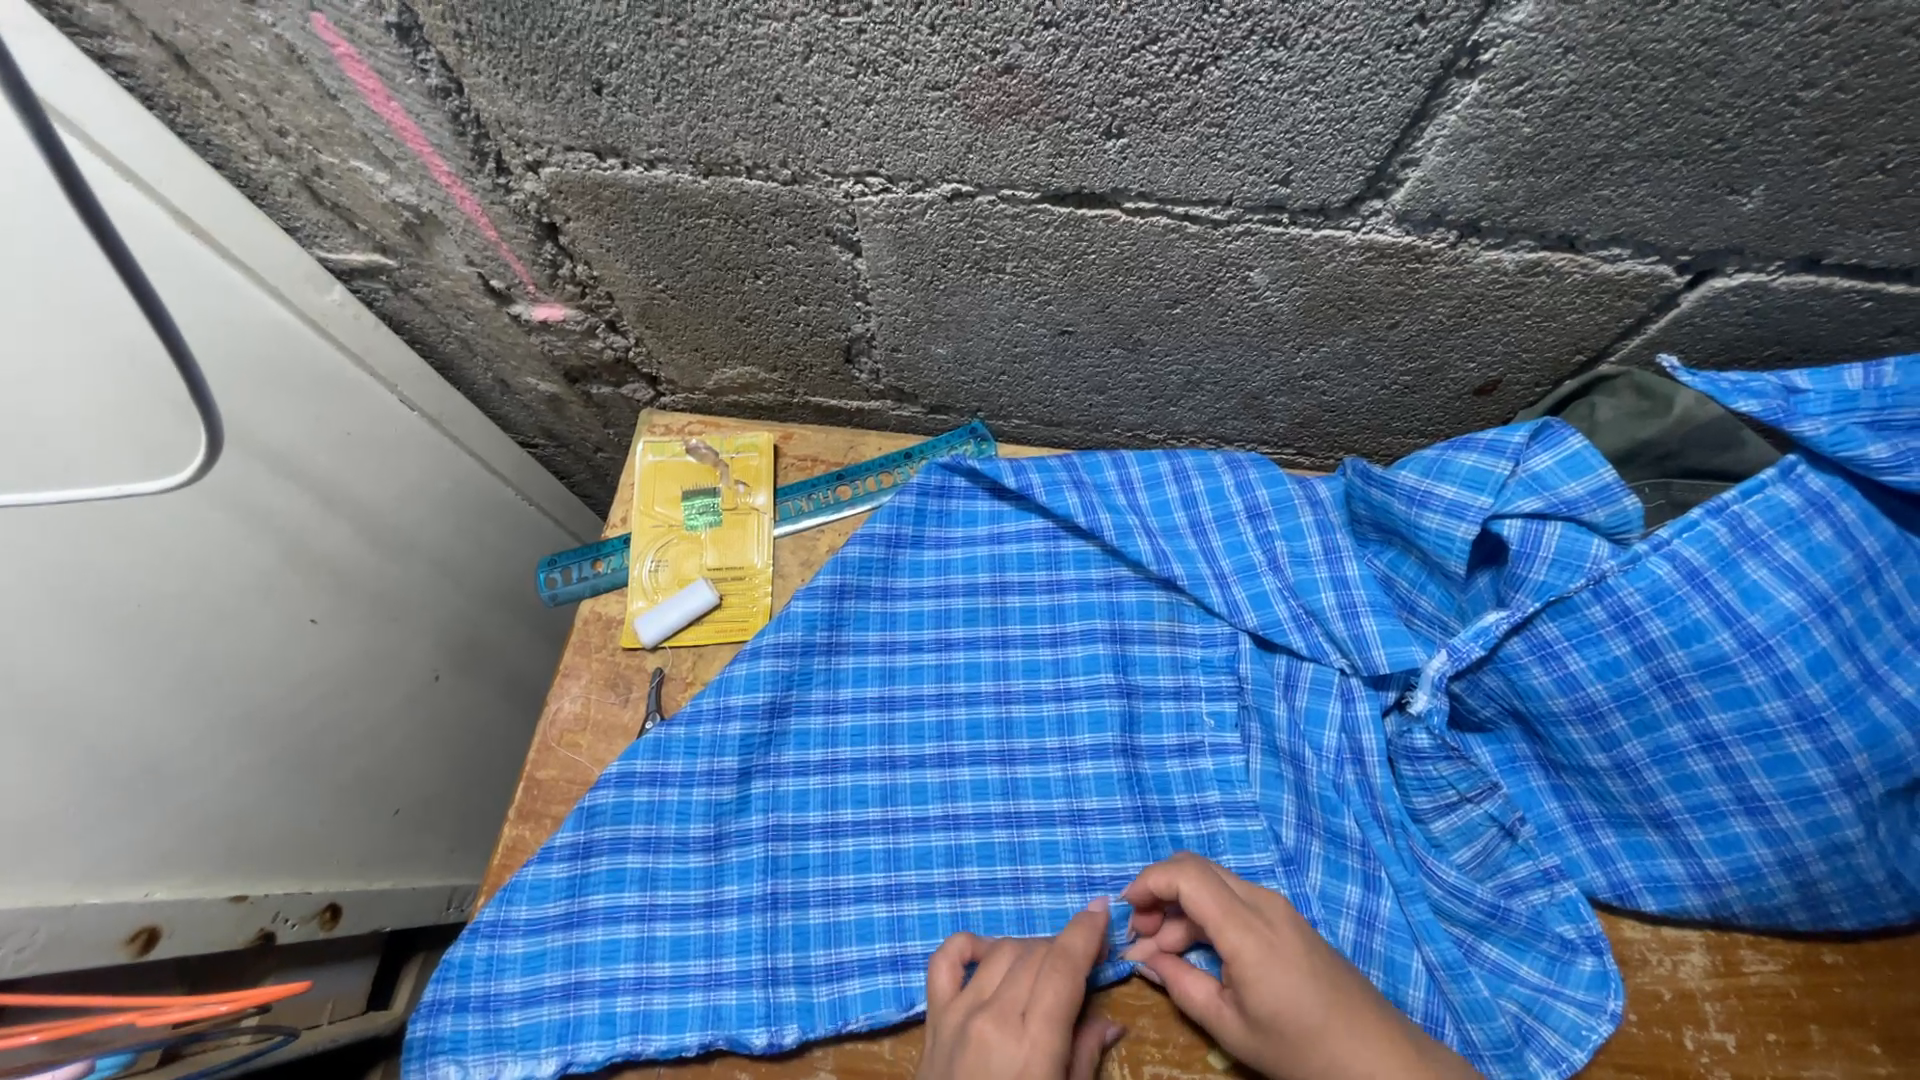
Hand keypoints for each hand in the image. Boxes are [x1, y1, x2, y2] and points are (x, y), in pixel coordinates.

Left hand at [916, 897, 1125, 1079]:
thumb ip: (1084, 1057)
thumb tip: (1108, 1020)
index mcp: (1032, 1044)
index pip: (1062, 965)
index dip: (1085, 931)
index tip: (1104, 909)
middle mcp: (993, 1017)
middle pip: (1036, 953)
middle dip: (1065, 946)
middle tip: (1084, 958)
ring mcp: (957, 1013)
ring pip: (1001, 950)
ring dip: (1029, 948)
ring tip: (1047, 966)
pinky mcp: (933, 1018)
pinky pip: (946, 959)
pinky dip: (971, 946)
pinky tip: (991, 956)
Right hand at [1121, 854, 1480, 1079]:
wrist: (1381, 1059)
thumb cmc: (1302, 1049)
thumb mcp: (1231, 1026)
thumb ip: (1180, 985)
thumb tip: (1146, 958)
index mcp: (1245, 926)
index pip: (1184, 874)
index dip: (1147, 882)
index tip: (1125, 911)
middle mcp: (1261, 902)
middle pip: (1195, 868)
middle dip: (1159, 891)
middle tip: (1140, 934)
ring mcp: (1278, 908)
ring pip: (1213, 883)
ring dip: (1180, 907)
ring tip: (1161, 952)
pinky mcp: (1286, 920)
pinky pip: (1233, 899)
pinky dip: (1205, 915)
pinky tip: (1196, 952)